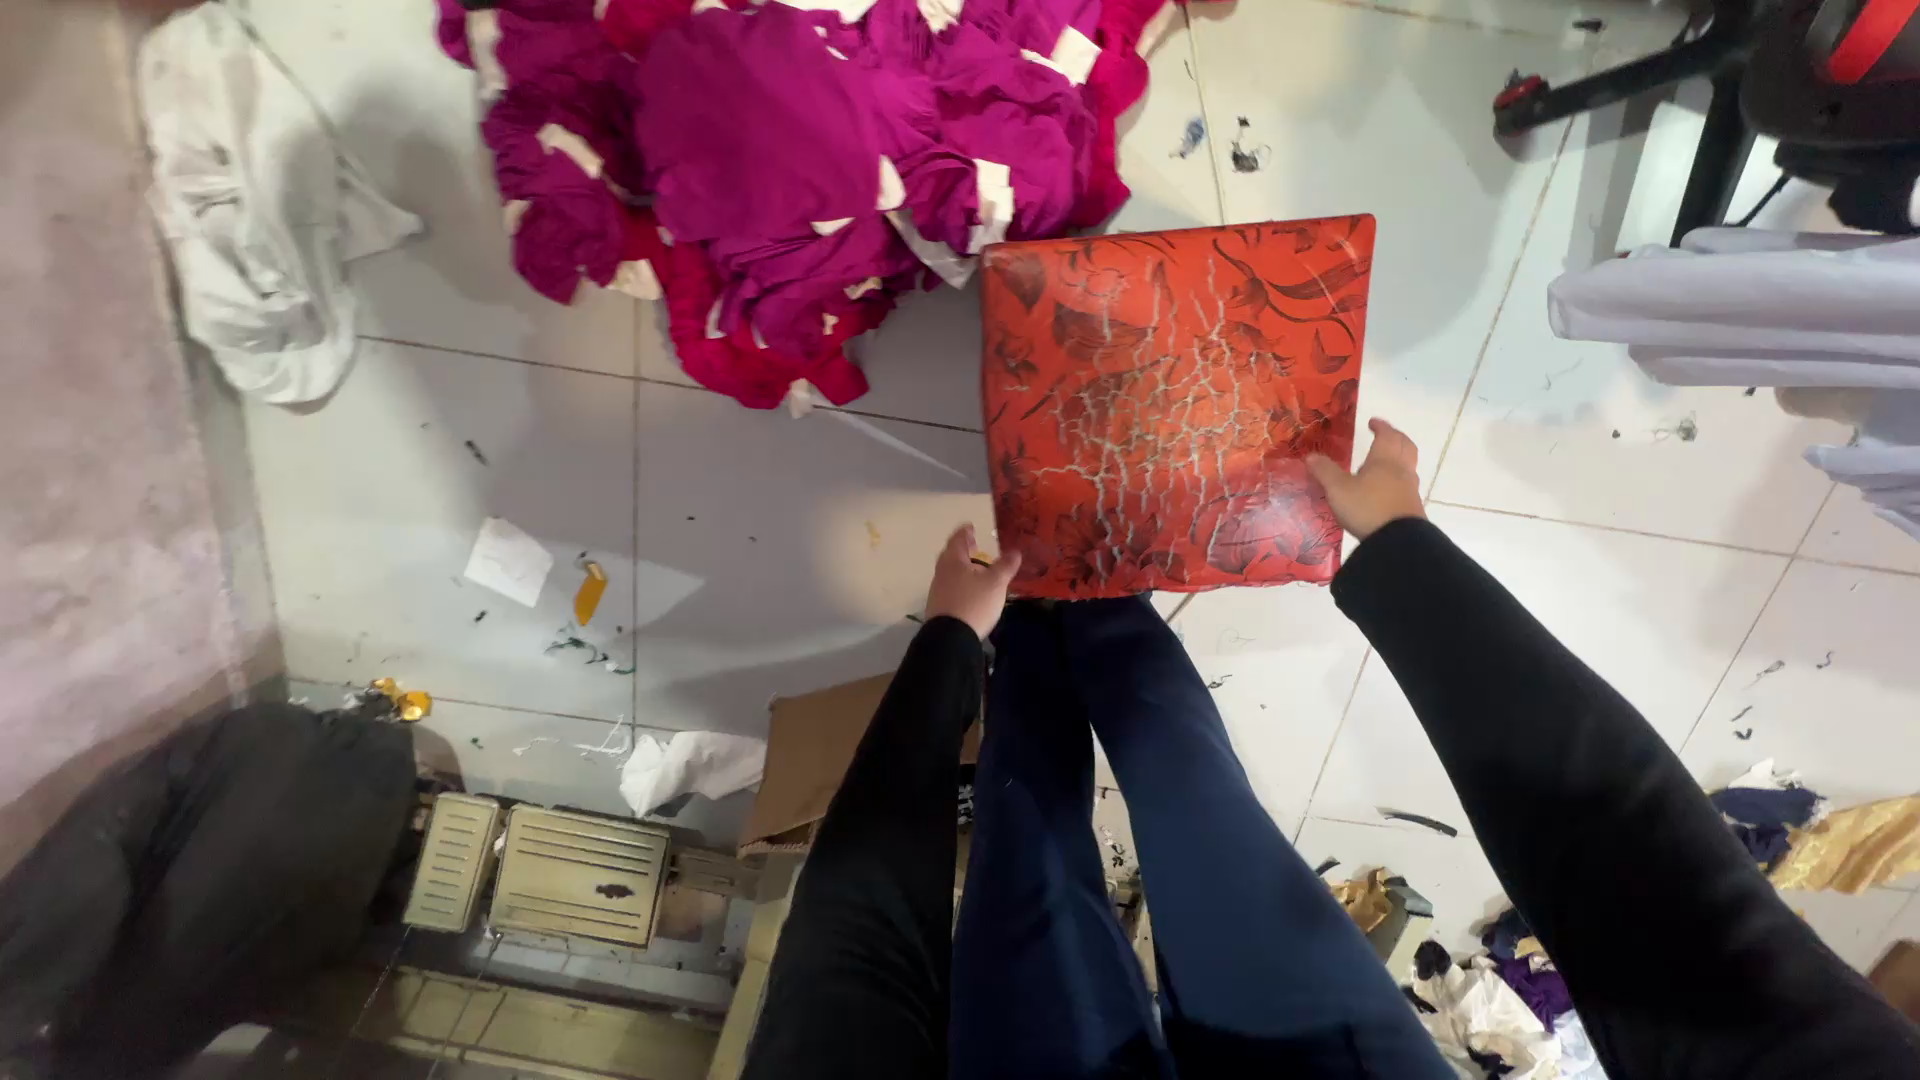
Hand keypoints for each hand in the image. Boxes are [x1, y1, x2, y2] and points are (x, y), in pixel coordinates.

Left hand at [924, 525, 1021, 639]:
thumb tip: (1015, 551)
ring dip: (962, 567)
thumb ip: (1005, 566)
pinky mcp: (939, 606)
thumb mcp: (995, 583)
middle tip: (974, 546)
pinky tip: (970, 590)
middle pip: (951, 555)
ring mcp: (938, 590)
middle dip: (963, 550)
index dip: (965, 532)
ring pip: (950, 572)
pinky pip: (951, 587)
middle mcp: (942, 572)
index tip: (970, 527)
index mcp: (953, 560)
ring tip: (976, 569)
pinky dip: (961, 582)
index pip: (958, 539)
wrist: (951, 637)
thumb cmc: (974, 602)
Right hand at [1305, 418, 1425, 540]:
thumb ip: (1324, 471)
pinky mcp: (1412, 505)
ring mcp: (1409, 488)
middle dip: (1395, 437)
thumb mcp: (1338, 489)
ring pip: (1408, 464)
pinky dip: (1399, 477)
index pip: (1386, 435)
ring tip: (1386, 460)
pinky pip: (1407, 482)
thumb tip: (1310, 456)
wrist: (1398, 539)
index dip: (1380, 426)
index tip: (1372, 422)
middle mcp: (1400, 469)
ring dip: (1400, 456)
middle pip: (1405, 446)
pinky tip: (1388, 486)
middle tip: (1385, 434)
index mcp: (1384, 460)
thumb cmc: (1366, 507)